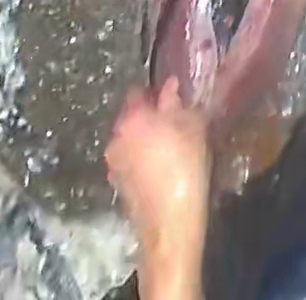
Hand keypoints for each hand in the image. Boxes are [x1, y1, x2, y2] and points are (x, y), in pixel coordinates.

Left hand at [105, 78, 210, 248]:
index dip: (154, 90)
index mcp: (133, 118)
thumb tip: (169, 84)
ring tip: (169, 141)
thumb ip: (176, 102)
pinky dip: (141, 155)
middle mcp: (116, 137)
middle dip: (149, 114)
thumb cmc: (185, 163)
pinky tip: (161, 163)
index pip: (137, 92)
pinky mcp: (116, 183)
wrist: (170, 220)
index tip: (172, 92)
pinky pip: (128, 158)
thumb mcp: (192, 124)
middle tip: (174, 117)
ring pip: (129, 138)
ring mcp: (113, 163)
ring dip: (144, 135)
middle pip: (130, 116)